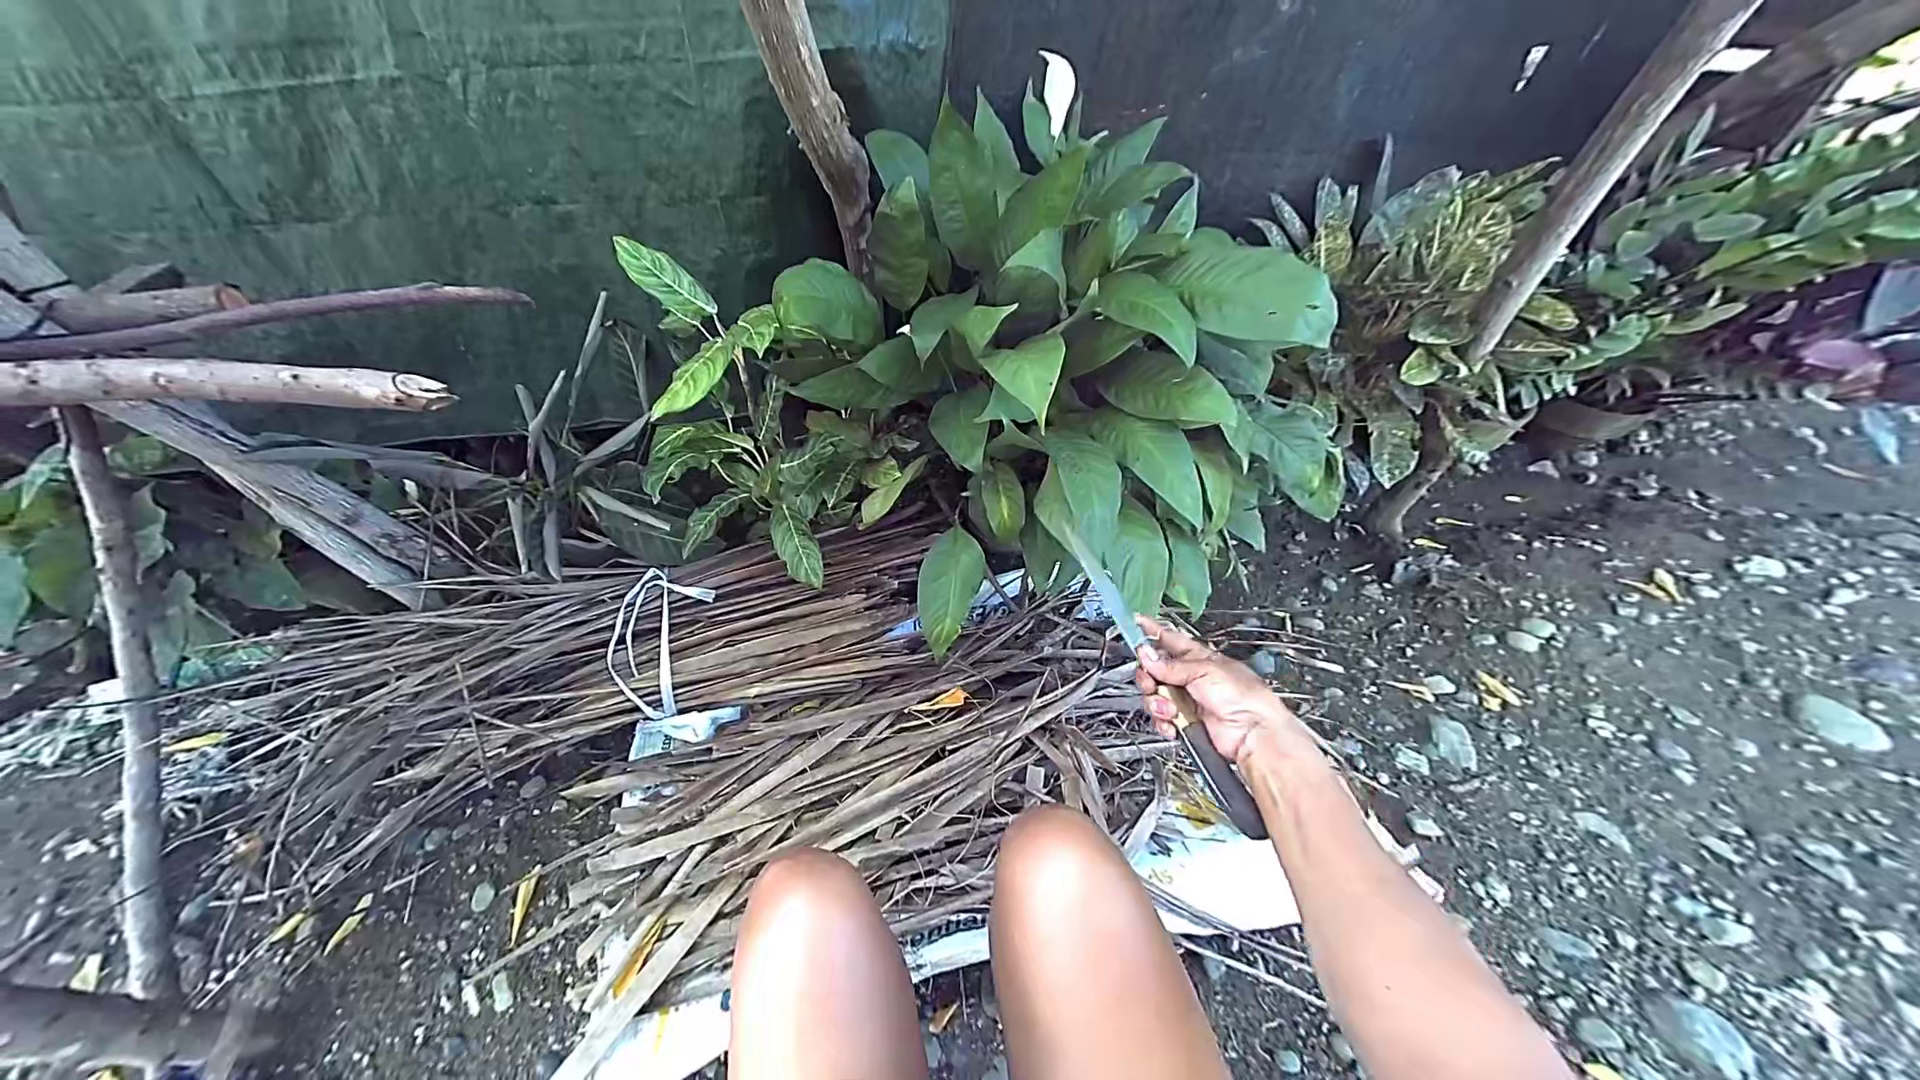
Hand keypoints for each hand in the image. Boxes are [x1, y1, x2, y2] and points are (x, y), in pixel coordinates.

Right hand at [1132, 615, 1308, 764]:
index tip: (1136, 621)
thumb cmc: (1244, 697)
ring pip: (1154, 695)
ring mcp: (1187, 700)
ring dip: (1157, 702)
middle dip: (1148, 677)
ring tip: (1170, 707)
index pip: (1169, 638)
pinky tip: (1173, 721)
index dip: (1152, 630)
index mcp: (1199, 658)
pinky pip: (1160, 718)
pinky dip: (1163, 721)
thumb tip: (1146, 654)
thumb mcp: (1204, 670)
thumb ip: (1171, 665)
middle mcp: (1190, 678)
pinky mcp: (1184, 721)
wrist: (1253, 733)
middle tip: (1152, 682)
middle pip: (1153, 670)